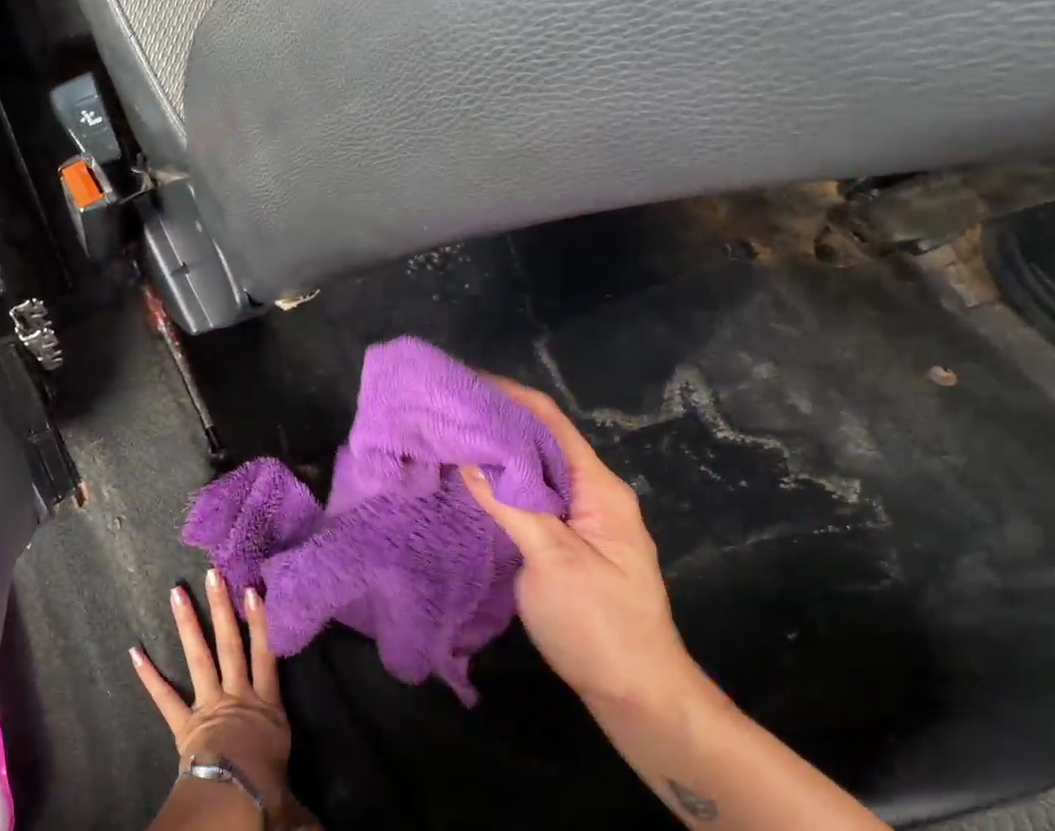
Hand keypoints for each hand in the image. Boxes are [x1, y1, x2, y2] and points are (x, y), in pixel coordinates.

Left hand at [132, 569, 290, 809]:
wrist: (232, 800)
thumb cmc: (268, 794)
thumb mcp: (294, 802)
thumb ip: (304, 810)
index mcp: (269, 710)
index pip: (267, 657)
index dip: (262, 623)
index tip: (254, 590)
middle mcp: (239, 698)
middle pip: (231, 645)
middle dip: (223, 608)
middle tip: (213, 573)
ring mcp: (209, 706)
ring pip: (199, 657)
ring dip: (188, 623)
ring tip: (176, 591)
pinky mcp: (184, 723)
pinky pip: (164, 696)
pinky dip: (148, 675)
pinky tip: (133, 651)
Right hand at [460, 379, 710, 713]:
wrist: (636, 693)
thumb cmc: (600, 624)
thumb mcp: (553, 561)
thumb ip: (513, 505)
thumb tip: (469, 457)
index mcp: (599, 489)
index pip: (550, 423)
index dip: (508, 396)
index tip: (460, 383)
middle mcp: (591, 494)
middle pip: (539, 440)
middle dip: (493, 420)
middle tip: (441, 410)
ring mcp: (578, 519)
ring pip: (531, 469)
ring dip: (492, 451)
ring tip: (444, 437)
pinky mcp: (563, 541)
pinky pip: (527, 496)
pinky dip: (496, 482)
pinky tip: (465, 481)